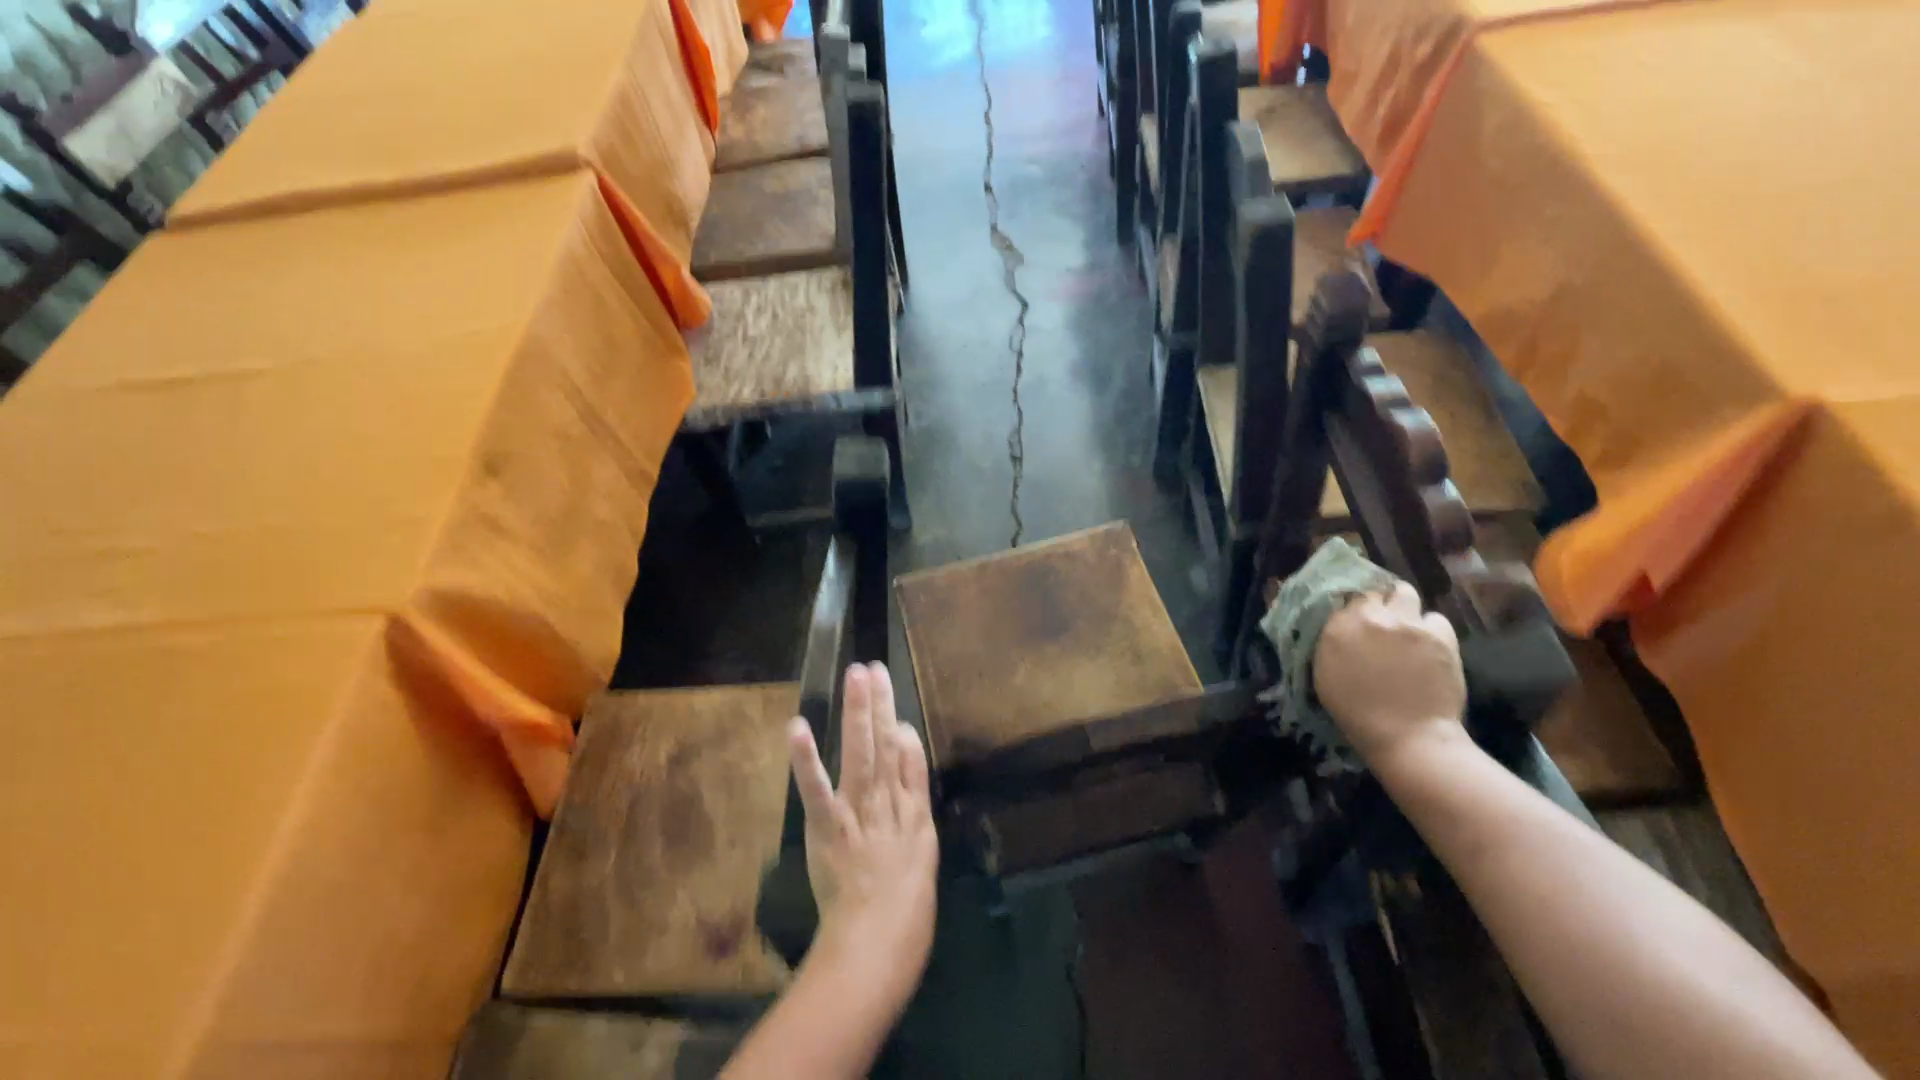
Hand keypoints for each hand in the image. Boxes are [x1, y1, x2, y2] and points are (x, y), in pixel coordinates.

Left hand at [788, 663, 937, 980]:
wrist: (881, 943)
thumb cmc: (905, 919)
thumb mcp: (921, 869)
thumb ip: (914, 827)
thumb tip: (908, 794)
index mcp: (914, 819)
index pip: (911, 764)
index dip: (903, 734)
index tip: (896, 709)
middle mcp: (890, 806)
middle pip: (888, 747)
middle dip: (881, 706)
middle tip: (874, 670)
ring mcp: (860, 813)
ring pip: (861, 753)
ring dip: (858, 712)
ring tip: (856, 676)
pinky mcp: (829, 827)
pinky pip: (817, 788)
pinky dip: (807, 758)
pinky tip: (799, 727)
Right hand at [1313, 582, 1466, 771]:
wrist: (1408, 736)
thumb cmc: (1358, 715)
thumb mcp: (1325, 677)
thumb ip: (1331, 644)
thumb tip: (1339, 627)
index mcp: (1338, 627)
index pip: (1345, 596)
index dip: (1353, 607)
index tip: (1357, 619)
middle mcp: (1373, 617)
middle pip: (1377, 591)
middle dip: (1380, 603)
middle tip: (1383, 622)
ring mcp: (1409, 623)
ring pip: (1406, 595)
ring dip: (1405, 608)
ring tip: (1408, 628)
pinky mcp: (1440, 634)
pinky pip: (1436, 619)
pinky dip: (1432, 630)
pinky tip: (1429, 648)